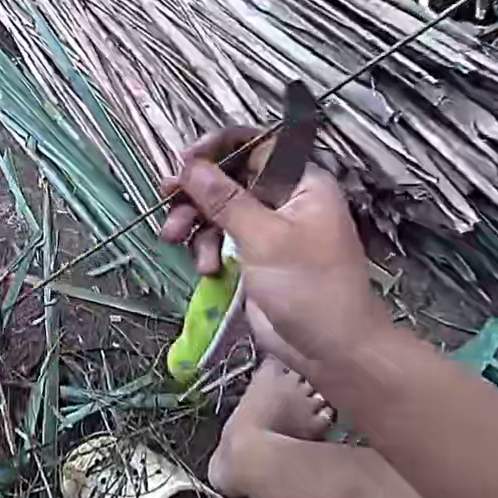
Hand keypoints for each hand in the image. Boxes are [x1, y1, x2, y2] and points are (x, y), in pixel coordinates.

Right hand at [158, 129, 395, 386]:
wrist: (331, 352)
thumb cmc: (310, 287)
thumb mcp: (265, 238)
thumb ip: (225, 199)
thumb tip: (190, 165)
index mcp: (300, 183)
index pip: (256, 145)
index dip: (218, 147)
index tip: (186, 159)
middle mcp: (281, 199)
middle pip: (227, 177)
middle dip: (195, 190)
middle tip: (166, 197)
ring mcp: (264, 228)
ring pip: (215, 208)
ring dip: (192, 221)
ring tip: (173, 238)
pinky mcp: (249, 255)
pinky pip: (216, 237)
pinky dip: (204, 248)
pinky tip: (207, 269)